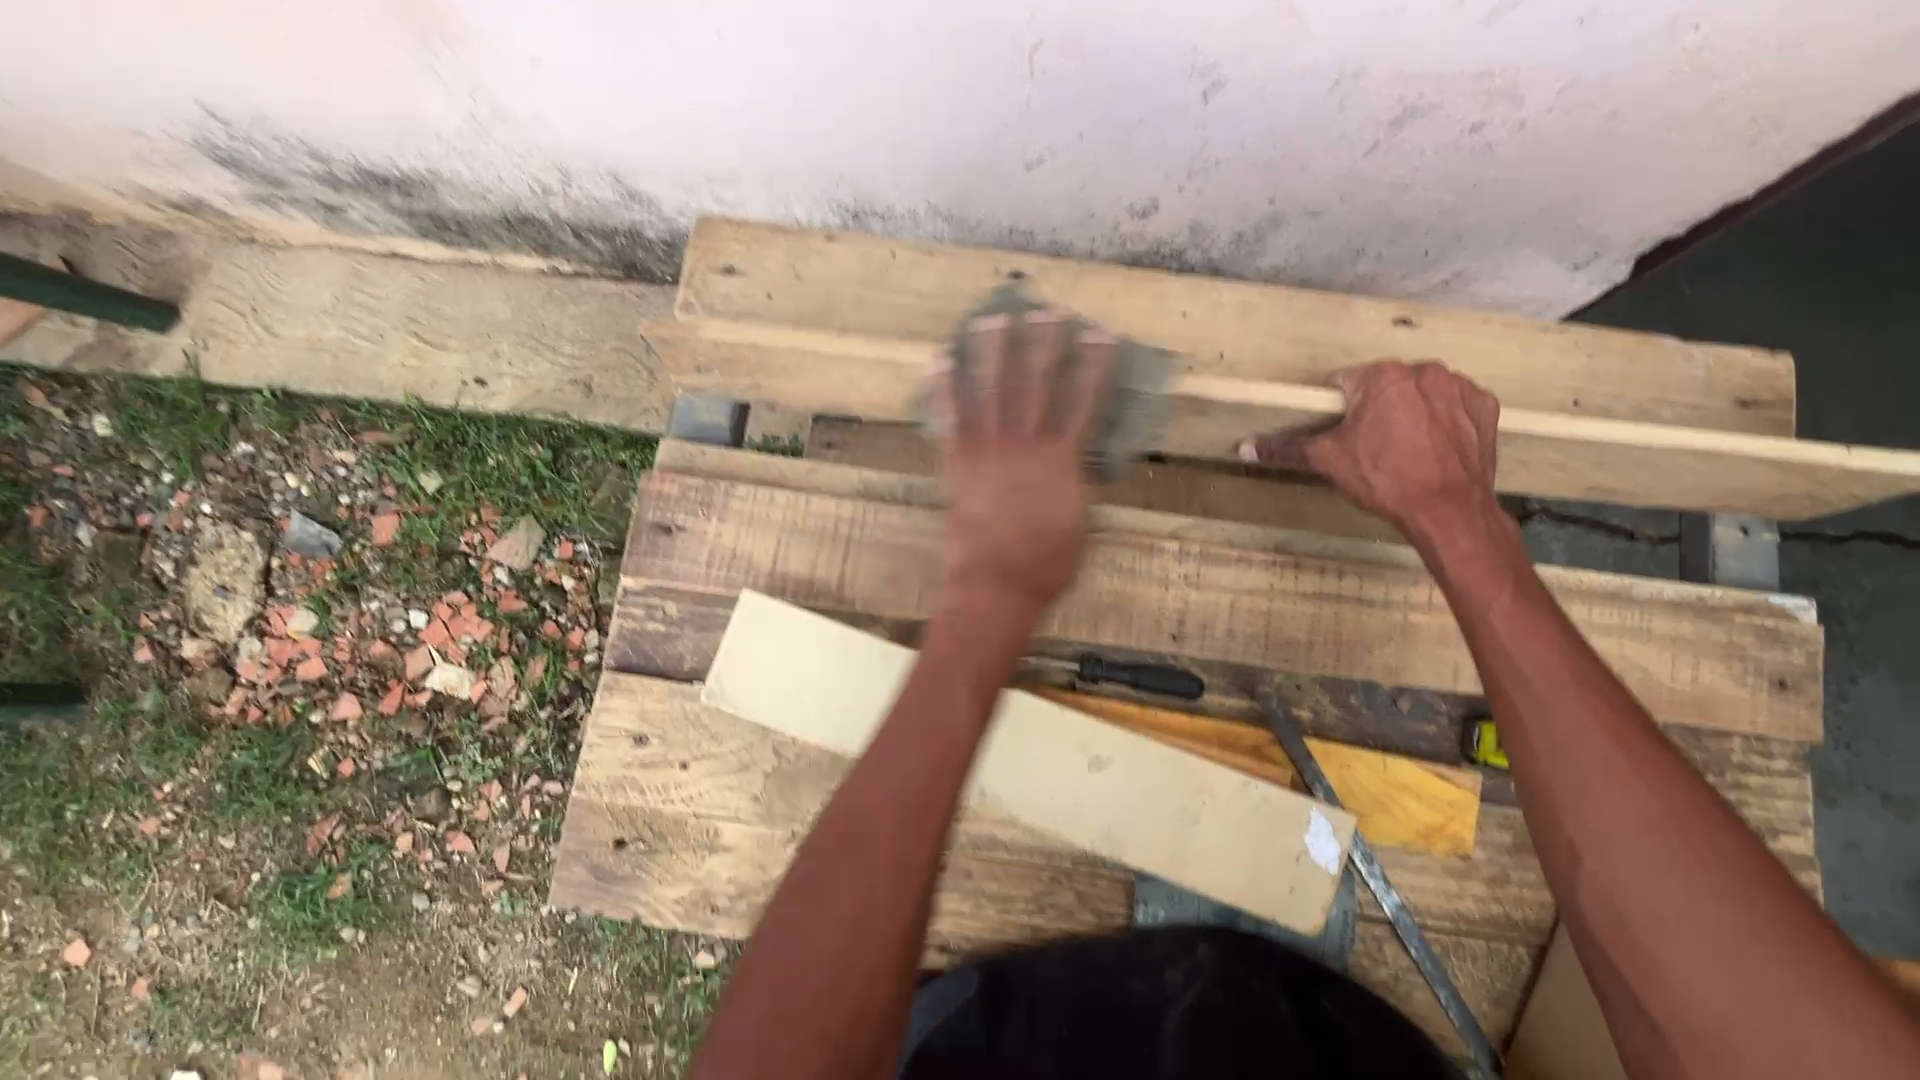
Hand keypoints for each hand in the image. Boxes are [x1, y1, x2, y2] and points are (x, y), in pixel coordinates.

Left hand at [929, 311, 1114, 614]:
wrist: (996, 583)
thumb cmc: (1046, 563)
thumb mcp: (1078, 522)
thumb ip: (1077, 485)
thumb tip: (1079, 464)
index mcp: (1062, 458)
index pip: (1083, 400)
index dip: (1094, 365)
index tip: (1101, 334)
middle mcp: (1025, 443)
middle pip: (1035, 382)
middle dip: (1043, 343)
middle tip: (1047, 310)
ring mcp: (988, 450)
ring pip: (991, 389)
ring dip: (992, 351)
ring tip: (993, 318)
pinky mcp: (958, 462)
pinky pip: (950, 417)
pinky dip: (944, 387)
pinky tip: (940, 359)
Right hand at [1237, 360, 1500, 541]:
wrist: (1448, 510)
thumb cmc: (1385, 480)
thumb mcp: (1329, 462)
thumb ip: (1287, 448)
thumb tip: (1247, 447)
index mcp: (1381, 376)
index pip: (1344, 383)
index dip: (1337, 410)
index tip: (1341, 435)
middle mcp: (1422, 370)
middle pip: (1384, 386)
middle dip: (1376, 410)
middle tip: (1372, 447)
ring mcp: (1458, 387)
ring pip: (1419, 394)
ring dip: (1410, 413)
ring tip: (1405, 450)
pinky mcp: (1484, 406)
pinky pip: (1454, 406)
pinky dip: (1443, 421)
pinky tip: (1434, 448)